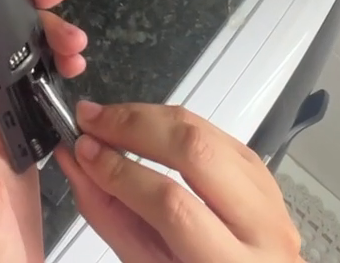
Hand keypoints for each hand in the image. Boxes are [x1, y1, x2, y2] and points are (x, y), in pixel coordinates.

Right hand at [55, 101, 302, 262]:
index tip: (83, 151)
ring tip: (106, 117)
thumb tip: (74, 161)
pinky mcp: (256, 164)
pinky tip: (139, 124)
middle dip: (133, 127)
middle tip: (90, 120)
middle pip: (195, 151)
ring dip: (146, 115)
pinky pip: (208, 126)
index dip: (122, 173)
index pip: (174, 207)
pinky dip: (166, 119)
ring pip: (201, 128)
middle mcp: (260, 223)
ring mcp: (264, 188)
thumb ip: (110, 217)